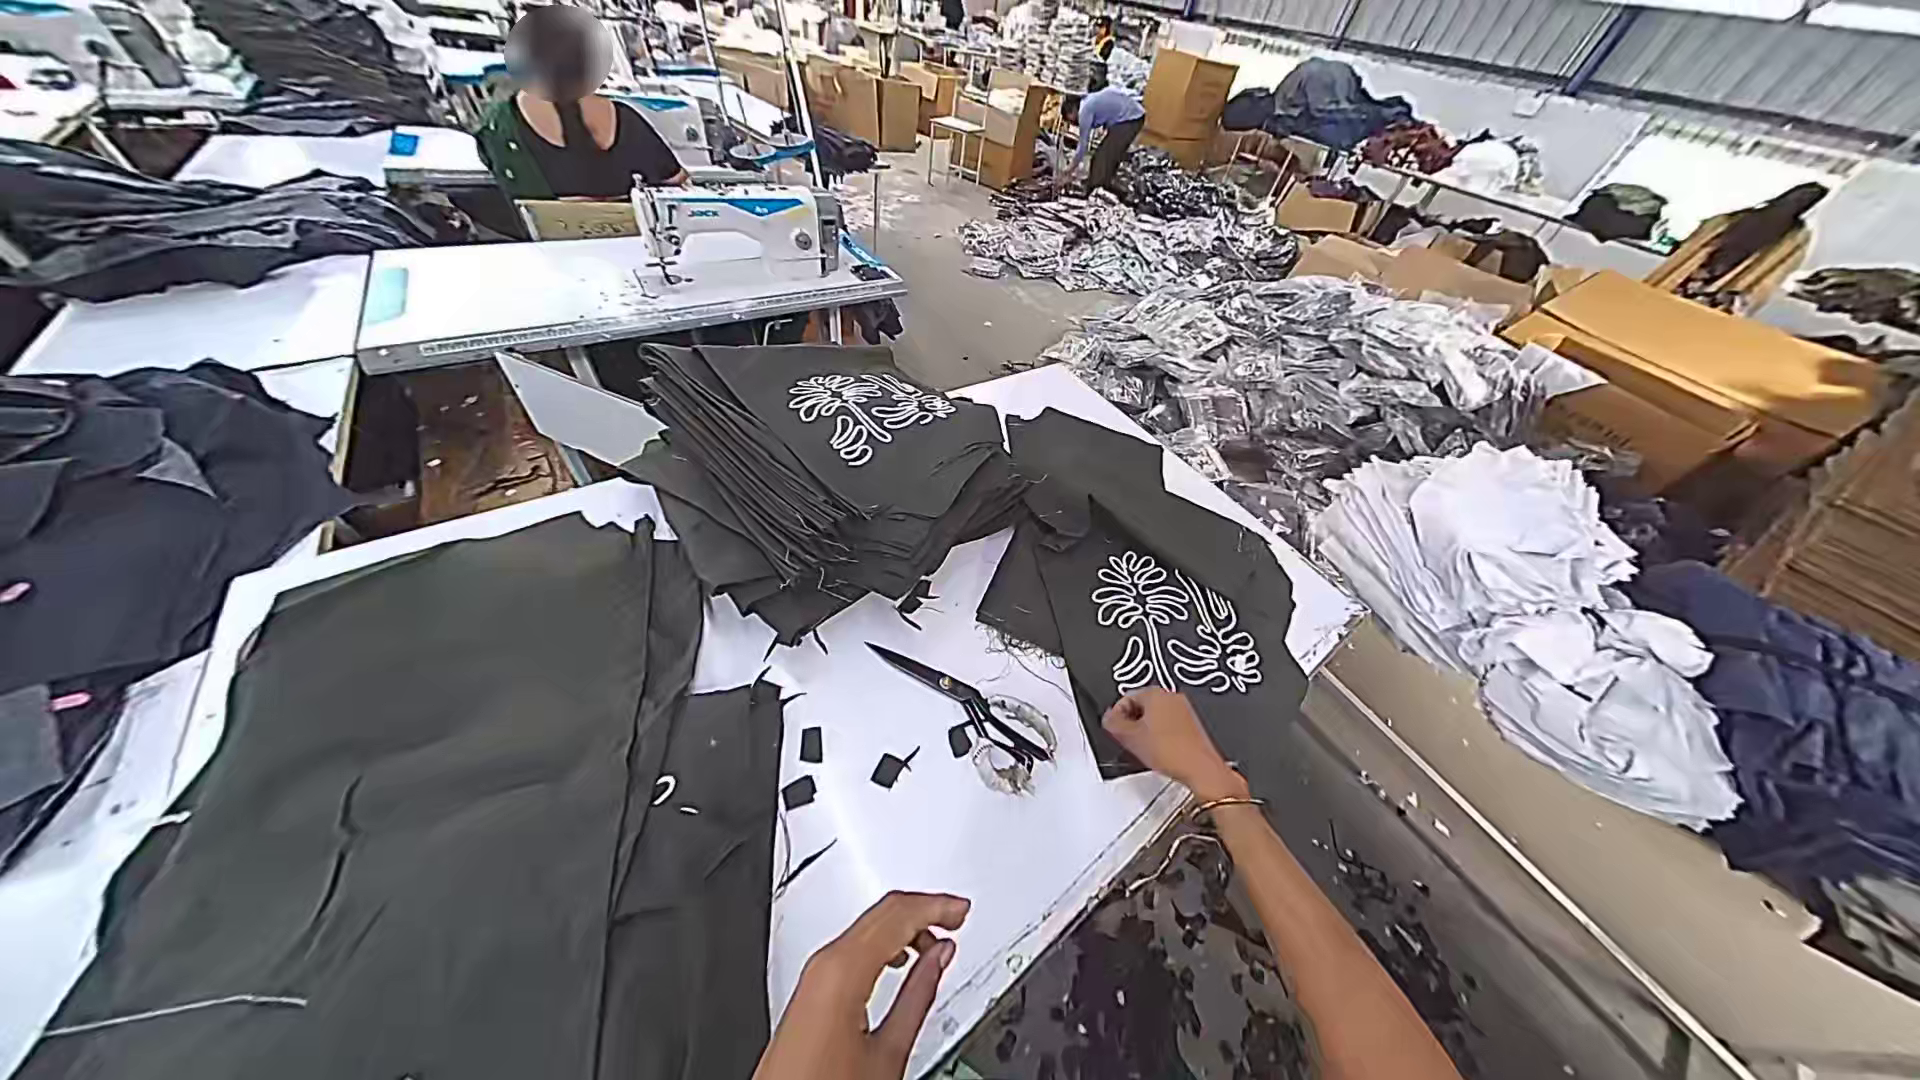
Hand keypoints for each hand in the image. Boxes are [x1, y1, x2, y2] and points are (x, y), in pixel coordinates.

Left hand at [753, 890, 970, 1079]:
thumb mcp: (888, 1054)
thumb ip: (919, 995)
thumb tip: (941, 954)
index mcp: (844, 969)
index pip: (898, 913)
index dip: (936, 905)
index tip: (961, 908)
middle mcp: (825, 962)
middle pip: (883, 911)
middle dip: (924, 908)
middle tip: (956, 916)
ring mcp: (815, 973)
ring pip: (869, 924)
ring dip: (906, 923)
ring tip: (937, 940)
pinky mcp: (812, 986)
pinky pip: (854, 944)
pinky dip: (885, 940)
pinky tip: (903, 957)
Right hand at [1103, 687, 1248, 801]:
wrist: (1201, 770)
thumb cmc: (1172, 751)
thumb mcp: (1130, 737)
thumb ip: (1112, 723)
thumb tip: (1108, 718)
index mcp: (1155, 693)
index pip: (1125, 697)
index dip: (1117, 715)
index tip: (1116, 728)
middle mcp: (1172, 697)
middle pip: (1141, 705)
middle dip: (1131, 722)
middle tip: (1129, 739)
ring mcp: (1184, 710)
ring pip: (1155, 715)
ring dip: (1146, 730)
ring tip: (1145, 747)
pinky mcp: (1192, 725)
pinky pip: (1169, 724)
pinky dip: (1161, 735)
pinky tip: (1160, 750)